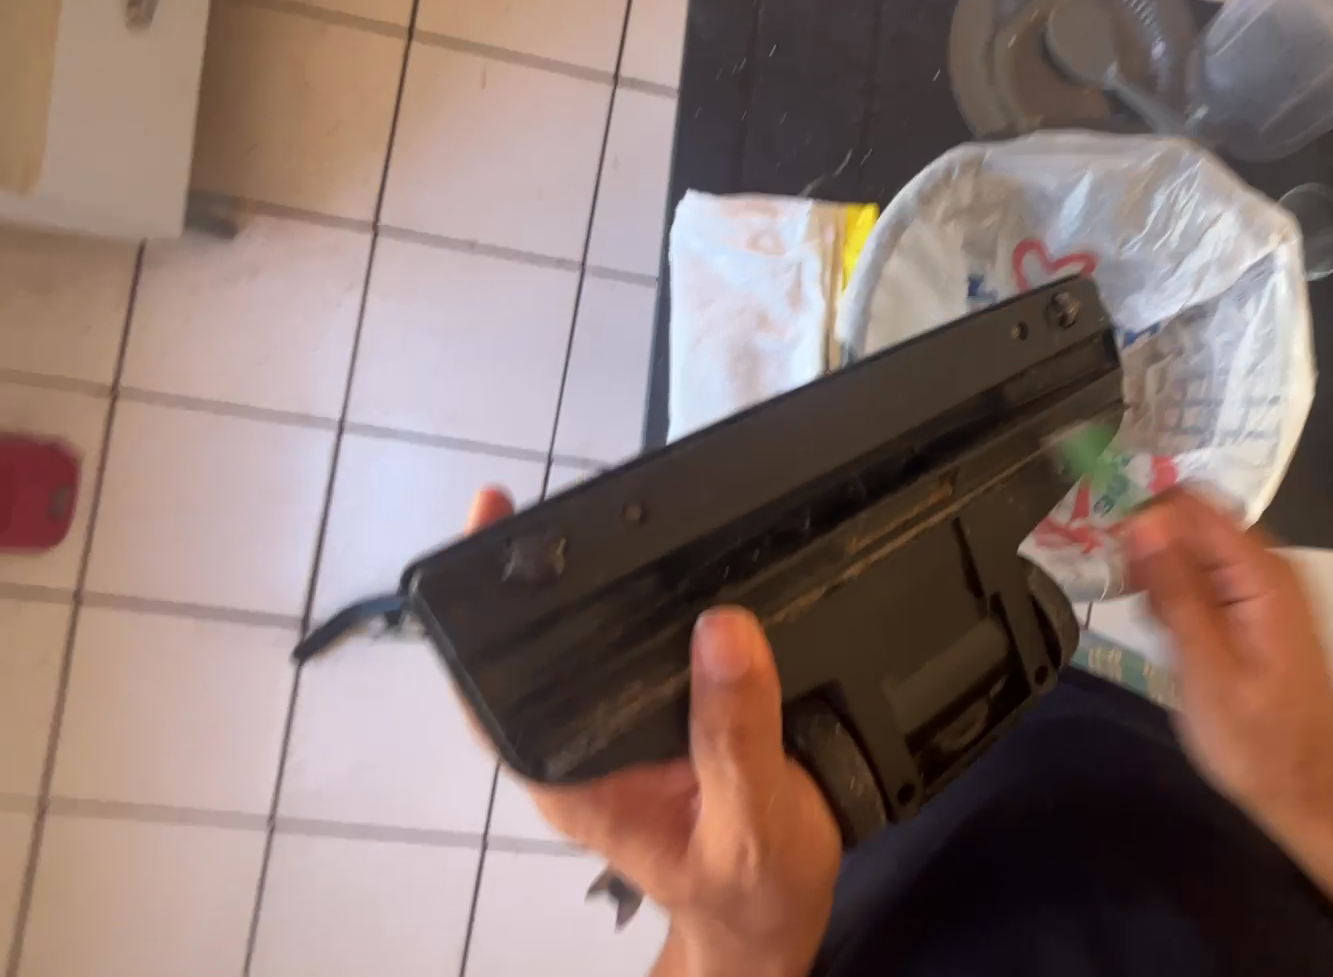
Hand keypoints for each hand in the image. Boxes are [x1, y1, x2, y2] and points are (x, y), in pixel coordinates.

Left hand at [463, 489, 841, 976]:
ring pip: (611, 636)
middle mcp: (591, 736)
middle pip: (550, 640)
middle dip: (560, 561)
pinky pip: (664, 643)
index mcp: (575, 767)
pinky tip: (706, 559)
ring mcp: (634, 723)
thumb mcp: (749, 818)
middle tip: (601, 489)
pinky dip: (676, 598)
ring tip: (656, 506)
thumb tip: (722, 626)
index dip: (482, 598)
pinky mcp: (678, 713)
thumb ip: (734, 733)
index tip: (496, 512)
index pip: (496, 677)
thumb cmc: (754, 886)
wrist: (779, 913)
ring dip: (623, 574)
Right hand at [1122, 489, 1332, 834]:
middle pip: (1193, 524)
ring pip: (1195, 551)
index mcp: (1261, 571)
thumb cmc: (1256, 737)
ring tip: (1157, 628)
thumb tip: (1143, 521)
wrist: (1311, 790)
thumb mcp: (1204, 665)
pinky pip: (1208, 578)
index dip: (1146, 520)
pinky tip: (1174, 634)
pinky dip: (1181, 596)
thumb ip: (1174, 588)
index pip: (1192, 505)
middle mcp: (1268, 566)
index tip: (1116, 560)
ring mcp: (1265, 586)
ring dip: (1163, 578)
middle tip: (1134, 602)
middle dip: (1152, 552)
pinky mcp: (1257, 607)